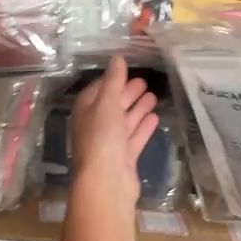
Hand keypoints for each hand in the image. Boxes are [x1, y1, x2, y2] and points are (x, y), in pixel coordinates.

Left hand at [70, 57, 158, 208]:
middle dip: (127, 93)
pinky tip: (155, 117)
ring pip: (125, 121)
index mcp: (85, 111)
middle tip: (144, 81)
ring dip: (137, 108)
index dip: (112, 79)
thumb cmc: (102, 138)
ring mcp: (110, 143)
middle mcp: (95, 126)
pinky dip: (143, 127)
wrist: (106, 182)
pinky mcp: (124, 158)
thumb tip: (117, 58)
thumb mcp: (107, 103)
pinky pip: (134, 137)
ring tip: (153, 96)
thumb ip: (114, 81)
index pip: (98, 90)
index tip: (127, 69)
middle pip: (113, 105)